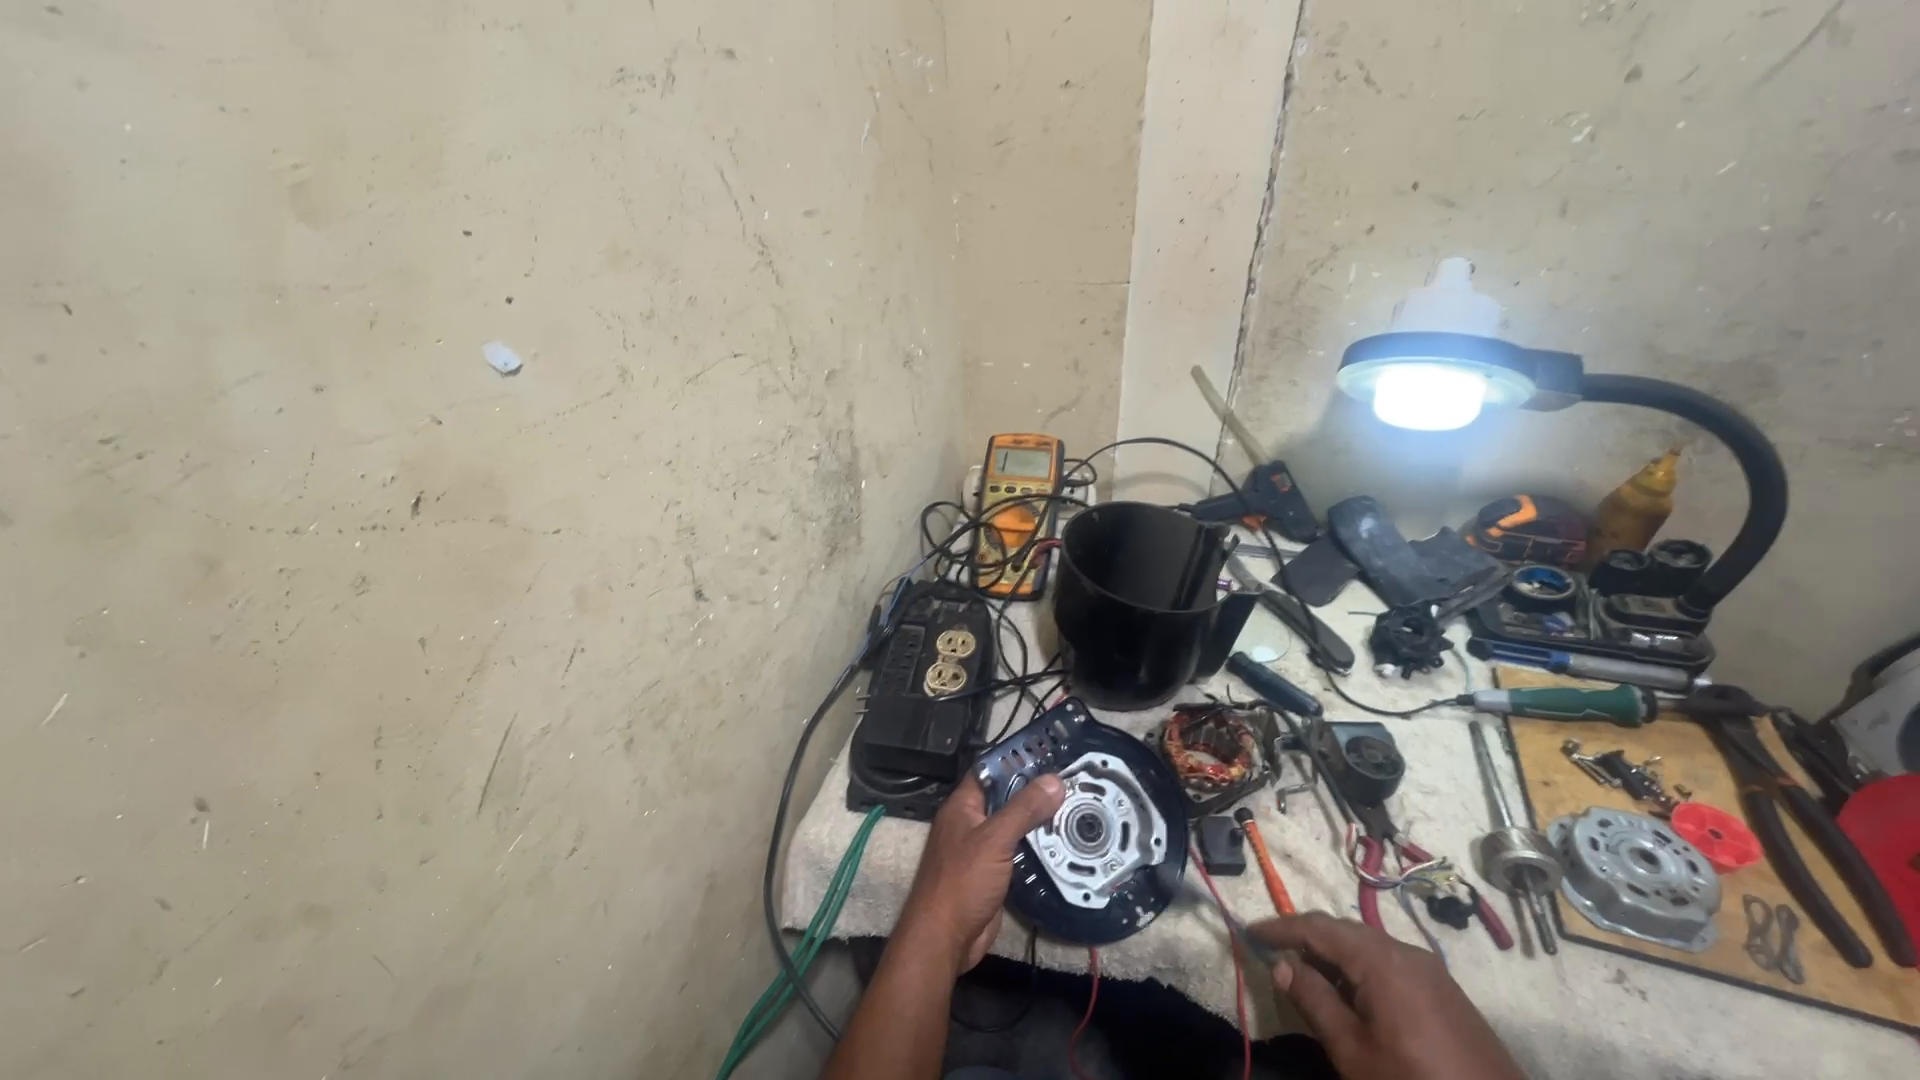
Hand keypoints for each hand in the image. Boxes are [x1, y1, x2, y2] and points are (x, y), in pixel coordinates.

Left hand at [894, 773, 1064, 973]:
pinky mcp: (992, 875)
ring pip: (1013, 827)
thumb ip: (1023, 809)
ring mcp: (980, 851)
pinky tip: (1061, 843)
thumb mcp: (994, 839)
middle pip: (1004, 799)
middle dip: (1034, 792)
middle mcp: (970, 824)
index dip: (1015, 761)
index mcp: (962, 807)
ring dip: (1038, 821)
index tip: (1049, 754)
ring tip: (1075, 807)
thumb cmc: (962, 881)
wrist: (944, 939)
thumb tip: (1054, 780)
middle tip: (1072, 781)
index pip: (989, 772)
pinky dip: (1036, 847)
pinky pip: (1017, 852)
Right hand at [1252, 913, 1525, 1079]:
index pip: (1318, 927)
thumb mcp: (1353, 1050)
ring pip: (1367, 946)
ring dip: (1332, 954)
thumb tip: (1282, 964)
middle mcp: (1405, 952)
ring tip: (1305, 975)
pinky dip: (1359, 969)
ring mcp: (1430, 971)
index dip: (1280, 927)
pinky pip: (1389, 963)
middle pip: (1343, 930)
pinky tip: (1349, 994)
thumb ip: (1314, 1001)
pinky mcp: (1444, 992)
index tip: (1248, 932)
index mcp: (1381, 960)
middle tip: (1273, 953)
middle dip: (1305, 938)